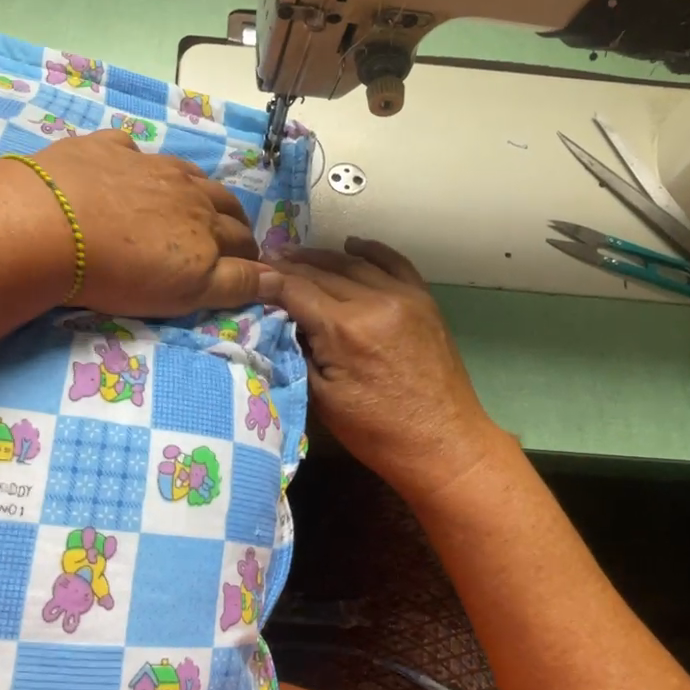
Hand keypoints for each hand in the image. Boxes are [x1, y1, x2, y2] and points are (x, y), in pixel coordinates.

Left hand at [0, 130, 264, 315]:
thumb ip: (235, 284)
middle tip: (225, 235)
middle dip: (231, 219)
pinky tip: (127, 166)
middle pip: (220, 200)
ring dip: (195, 187)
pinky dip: (136, 158)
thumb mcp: (187, 290)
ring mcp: (143, 163)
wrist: (51, 225)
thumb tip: (278, 278)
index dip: (249, 254)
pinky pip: (129, 146)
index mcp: (206, 224)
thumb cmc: (122, 270)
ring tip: (188, 202)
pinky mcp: (103, 149)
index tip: (248, 265)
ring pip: (184, 171)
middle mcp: (184, 188)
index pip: (242, 238)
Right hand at [262, 238, 512, 498]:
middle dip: (289, 266)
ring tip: (294, 254)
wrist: (442, 444)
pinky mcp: (424, 300)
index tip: (247, 277)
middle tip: (262, 262)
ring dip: (321, 256)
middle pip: (321, 271)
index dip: (267, 281)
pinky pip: (394, 262)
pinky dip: (370, 250)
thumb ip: (296, 351)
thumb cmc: (375, 431)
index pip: (294, 289)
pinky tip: (351, 245)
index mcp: (345, 329)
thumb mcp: (321, 399)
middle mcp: (375, 301)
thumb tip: (276, 321)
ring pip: (353, 262)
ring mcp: (404, 296)